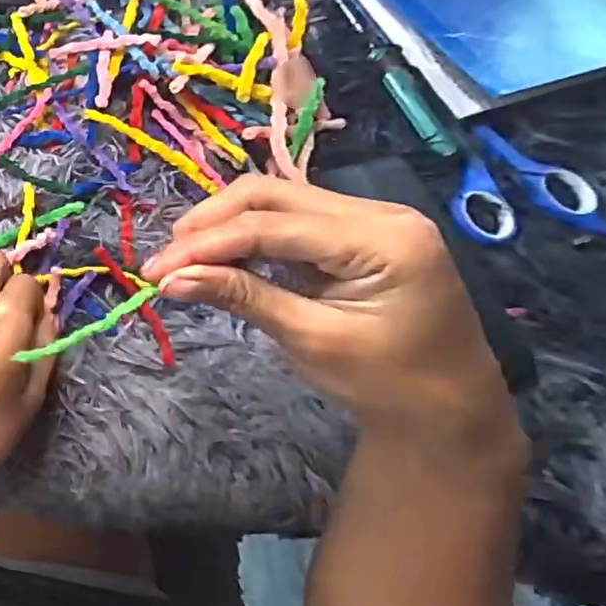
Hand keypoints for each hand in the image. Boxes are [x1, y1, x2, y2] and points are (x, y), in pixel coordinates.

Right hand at [141, 176, 516, 448]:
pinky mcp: (352, 232)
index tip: (156, 270)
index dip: (207, 244)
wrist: (449, 410)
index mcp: (383, 239)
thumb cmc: (387, 383)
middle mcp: (377, 213)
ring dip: (222, 226)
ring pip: (273, 200)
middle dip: (209, 223)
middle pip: (270, 195)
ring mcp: (367, 218)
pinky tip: (219, 257)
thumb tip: (170, 280)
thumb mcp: (309, 339)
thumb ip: (241, 297)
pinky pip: (286, 219)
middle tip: (166, 261)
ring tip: (184, 259)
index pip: (272, 225)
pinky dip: (246, 236)